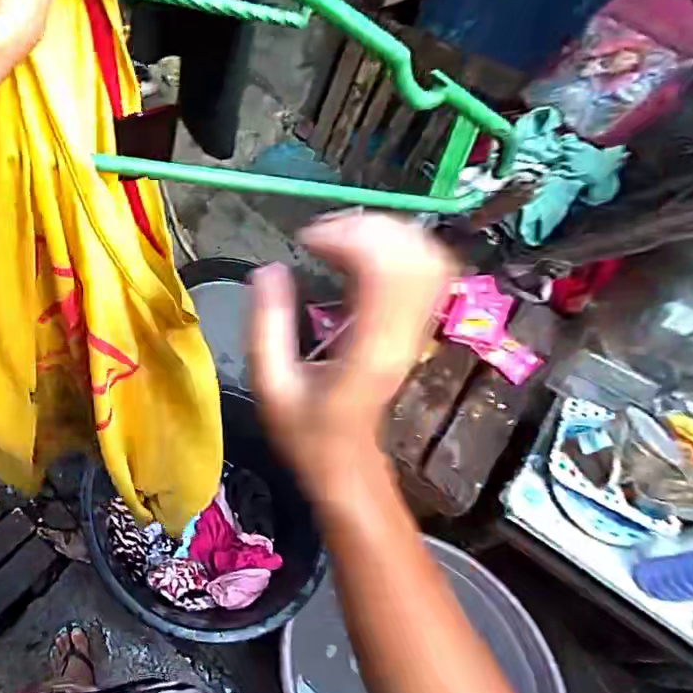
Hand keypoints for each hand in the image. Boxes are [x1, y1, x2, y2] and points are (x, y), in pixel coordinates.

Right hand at [249, 214, 456, 487]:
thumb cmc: (306, 432)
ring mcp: (415, 331)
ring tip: (339, 238)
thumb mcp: (270, 385)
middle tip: (321, 234)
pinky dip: (396, 248)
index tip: (306, 240)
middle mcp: (402, 335)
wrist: (347, 465)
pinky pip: (424, 273)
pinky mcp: (414, 328)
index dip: (347, 237)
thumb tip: (267, 270)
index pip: (382, 270)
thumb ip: (266, 325)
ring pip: (426, 258)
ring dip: (384, 234)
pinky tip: (362, 251)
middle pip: (412, 254)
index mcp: (368, 350)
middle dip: (366, 227)